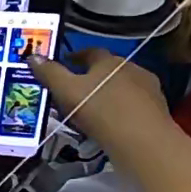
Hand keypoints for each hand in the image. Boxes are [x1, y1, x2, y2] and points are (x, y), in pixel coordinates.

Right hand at [27, 49, 176, 152]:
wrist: (141, 139)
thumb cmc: (99, 110)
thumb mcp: (65, 91)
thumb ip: (49, 73)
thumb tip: (33, 56)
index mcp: (108, 61)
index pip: (89, 52)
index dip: (74, 56)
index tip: (64, 63)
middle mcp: (131, 68)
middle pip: (106, 68)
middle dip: (90, 76)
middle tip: (74, 90)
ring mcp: (148, 87)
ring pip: (121, 85)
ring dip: (106, 91)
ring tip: (92, 107)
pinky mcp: (157, 106)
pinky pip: (132, 101)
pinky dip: (119, 106)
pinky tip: (110, 120)